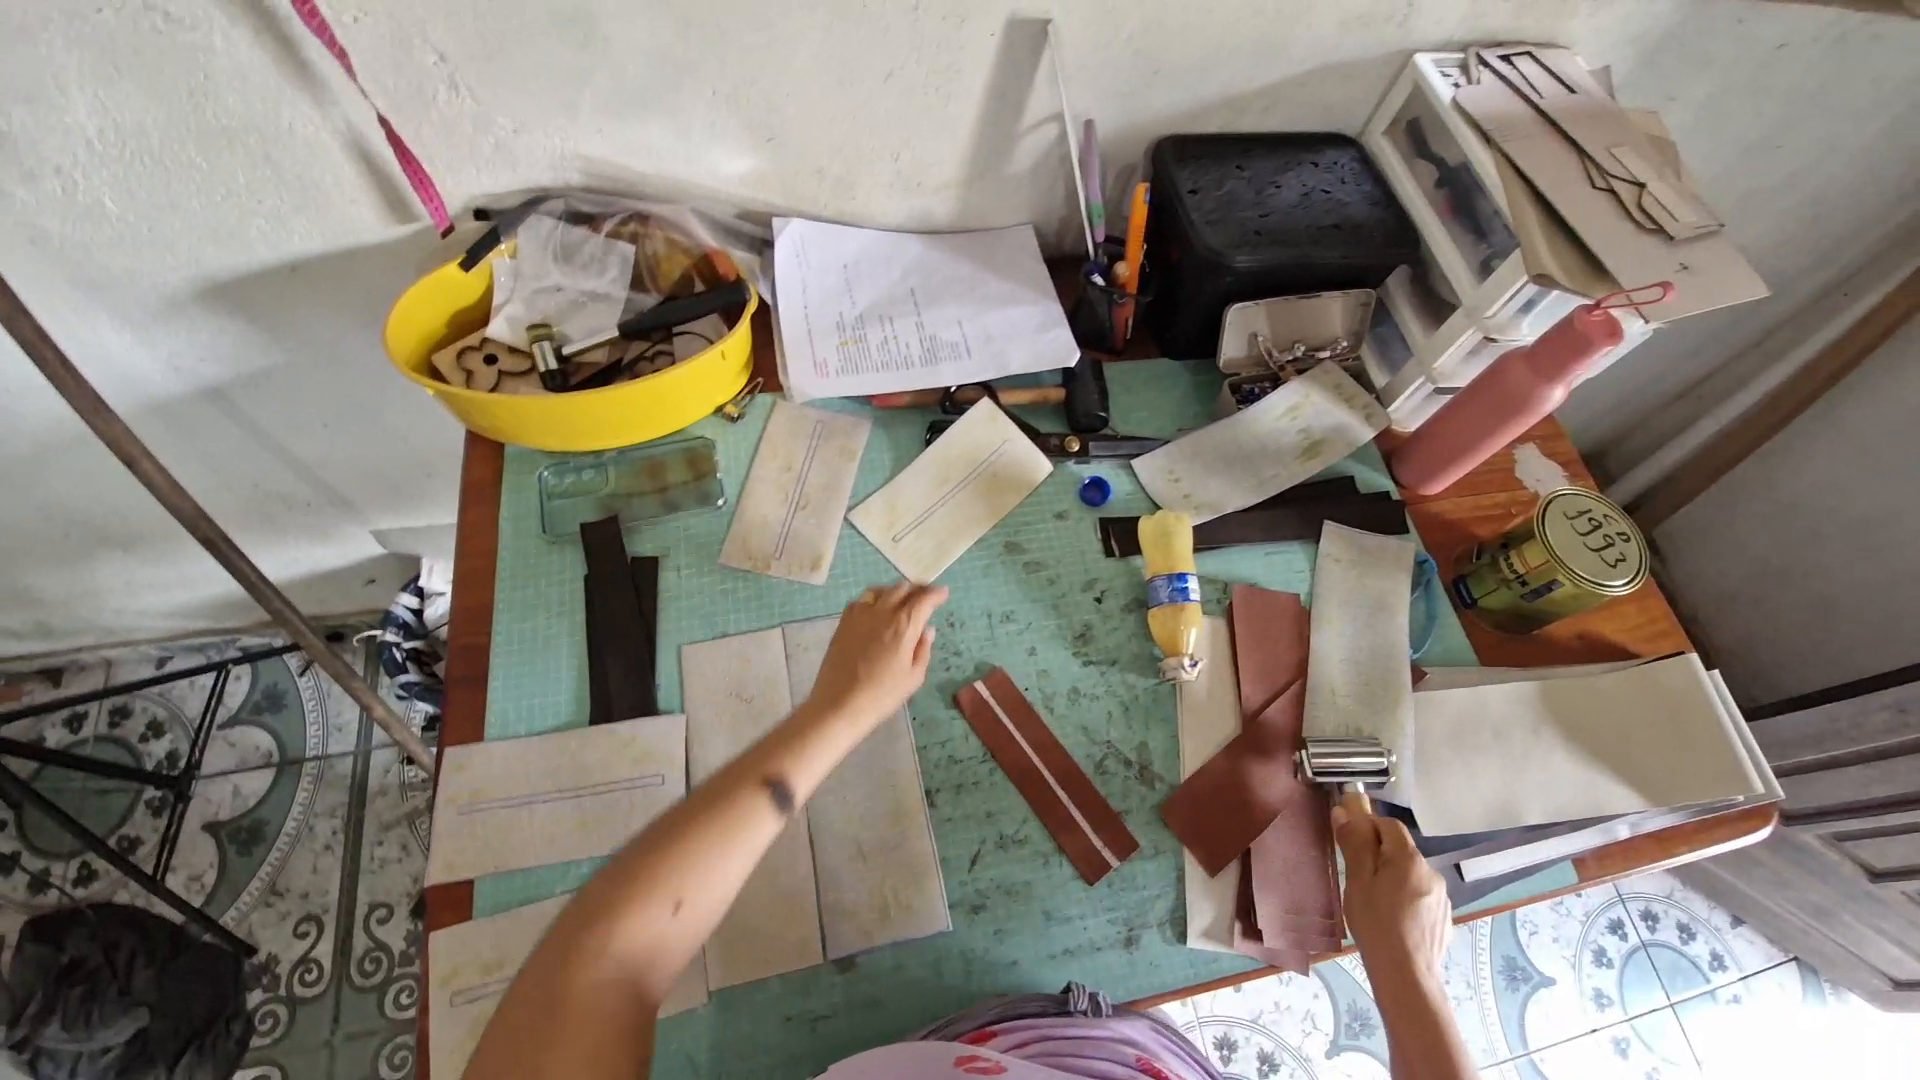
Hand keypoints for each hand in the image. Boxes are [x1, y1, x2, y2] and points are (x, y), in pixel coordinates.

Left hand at [805, 584, 948, 732]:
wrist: (840, 703)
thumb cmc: (882, 695)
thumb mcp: (914, 677)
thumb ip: (923, 649)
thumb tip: (927, 629)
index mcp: (904, 625)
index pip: (924, 599)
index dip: (937, 594)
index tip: (944, 593)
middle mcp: (883, 612)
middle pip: (903, 588)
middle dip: (918, 589)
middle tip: (926, 597)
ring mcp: (860, 614)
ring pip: (882, 590)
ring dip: (896, 591)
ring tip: (901, 600)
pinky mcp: (844, 621)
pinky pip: (862, 600)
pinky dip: (875, 598)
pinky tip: (876, 610)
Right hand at [1333, 792, 1450, 977]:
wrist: (1407, 974)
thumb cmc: (1376, 923)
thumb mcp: (1357, 880)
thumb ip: (1354, 843)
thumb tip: (1345, 810)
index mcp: (1409, 859)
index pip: (1389, 824)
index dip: (1368, 827)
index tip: (1350, 845)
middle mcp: (1431, 872)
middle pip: (1400, 849)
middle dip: (1378, 854)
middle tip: (1357, 877)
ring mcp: (1441, 896)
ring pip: (1410, 873)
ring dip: (1392, 876)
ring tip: (1373, 901)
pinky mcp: (1443, 917)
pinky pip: (1420, 894)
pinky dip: (1404, 897)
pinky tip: (1392, 919)